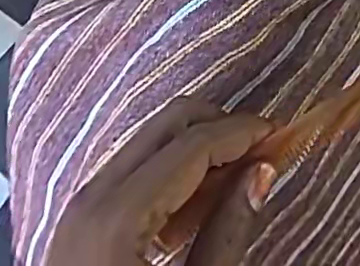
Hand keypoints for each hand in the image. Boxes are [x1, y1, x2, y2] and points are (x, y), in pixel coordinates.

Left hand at [43, 99, 273, 265]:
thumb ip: (228, 234)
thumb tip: (262, 171)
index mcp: (118, 215)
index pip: (192, 144)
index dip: (240, 132)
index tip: (279, 132)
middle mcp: (94, 193)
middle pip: (167, 125)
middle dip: (219, 125)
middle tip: (261, 147)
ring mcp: (82, 204)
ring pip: (150, 140)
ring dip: (198, 145)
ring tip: (239, 173)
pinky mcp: (81, 220)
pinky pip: (135, 169)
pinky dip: (173, 169)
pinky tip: (200, 201)